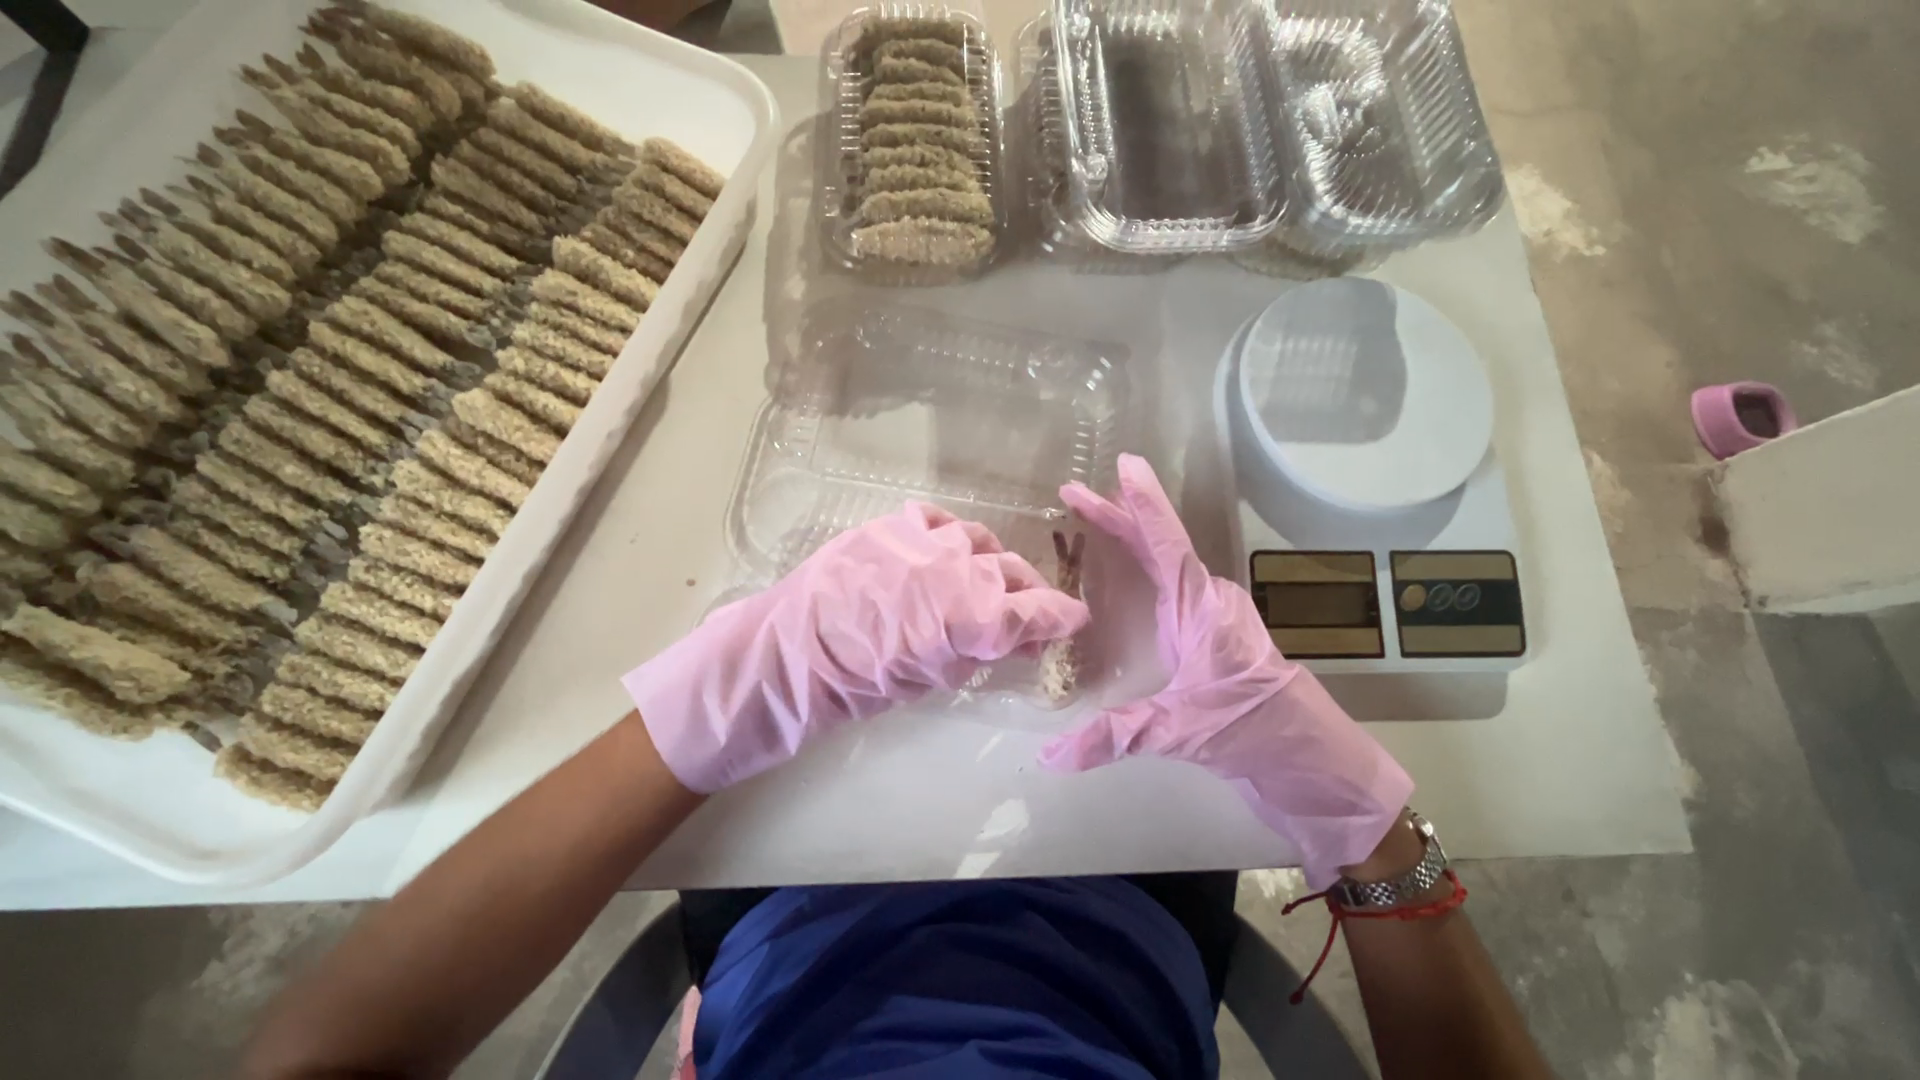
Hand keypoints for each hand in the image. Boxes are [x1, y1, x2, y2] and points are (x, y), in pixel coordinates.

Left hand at [624, 502, 1088, 791]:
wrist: (786, 656)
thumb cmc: (857, 686)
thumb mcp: (928, 680)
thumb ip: (977, 653)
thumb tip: (1014, 640)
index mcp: (965, 615)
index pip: (1032, 611)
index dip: (1057, 618)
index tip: (1072, 622)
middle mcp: (952, 567)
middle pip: (1010, 572)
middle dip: (1025, 595)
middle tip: (1024, 617)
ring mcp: (918, 540)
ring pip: (976, 540)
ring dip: (988, 564)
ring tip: (980, 585)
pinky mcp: (887, 526)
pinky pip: (935, 521)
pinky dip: (948, 537)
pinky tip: (943, 554)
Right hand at [1039, 455, 1411, 886]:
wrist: (1314, 764)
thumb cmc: (1256, 732)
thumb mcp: (1181, 732)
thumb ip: (1115, 737)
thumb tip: (1050, 756)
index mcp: (1203, 609)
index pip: (1167, 544)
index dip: (1142, 504)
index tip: (1124, 465)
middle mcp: (1209, 604)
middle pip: (1160, 545)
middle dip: (1116, 516)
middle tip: (1073, 494)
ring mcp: (1213, 620)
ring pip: (1168, 564)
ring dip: (1132, 538)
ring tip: (1094, 519)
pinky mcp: (1212, 641)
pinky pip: (1172, 587)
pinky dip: (1144, 569)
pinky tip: (1129, 578)